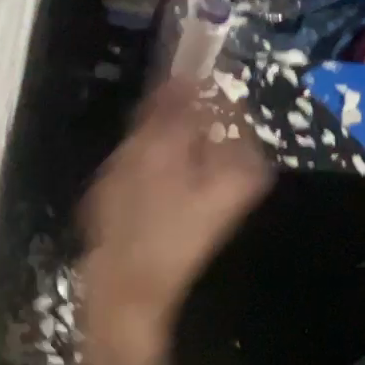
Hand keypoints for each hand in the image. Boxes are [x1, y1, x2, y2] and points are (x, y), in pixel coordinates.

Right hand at [79, 79, 272, 364]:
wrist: (122, 297)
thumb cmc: (139, 230)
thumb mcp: (152, 156)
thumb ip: (173, 107)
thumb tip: (185, 68)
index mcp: (242, 160)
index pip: (217, 96)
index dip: (178, 95)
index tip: (146, 114)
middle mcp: (237, 176)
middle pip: (192, 124)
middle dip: (155, 134)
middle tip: (131, 159)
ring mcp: (210, 198)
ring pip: (169, 150)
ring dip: (140, 159)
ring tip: (123, 186)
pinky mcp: (183, 214)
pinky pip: (158, 177)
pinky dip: (136, 183)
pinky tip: (121, 202)